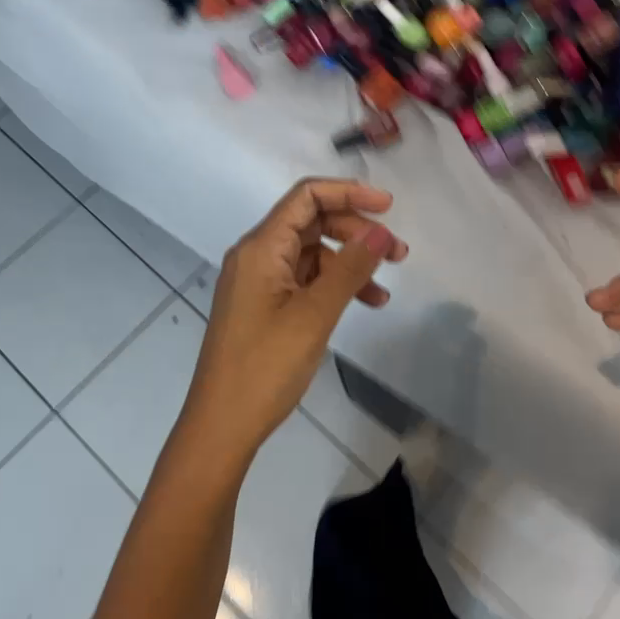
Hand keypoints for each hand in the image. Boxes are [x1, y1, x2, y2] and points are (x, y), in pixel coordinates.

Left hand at [182, 178, 406, 457]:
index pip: (306, 197)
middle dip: (356, 230)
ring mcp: (258, 282)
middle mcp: (256, 256)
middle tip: (397, 254)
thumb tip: (380, 231)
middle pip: (311, 222)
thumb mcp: (314, 315)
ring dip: (349, 262)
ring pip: (312, 253)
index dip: (348, 193)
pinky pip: (304, 280)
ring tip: (386, 286)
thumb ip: (349, 269)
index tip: (390, 207)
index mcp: (260, 247)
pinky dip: (334, 286)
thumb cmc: (264, 367)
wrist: (221, 425)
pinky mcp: (264, 306)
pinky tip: (365, 304)